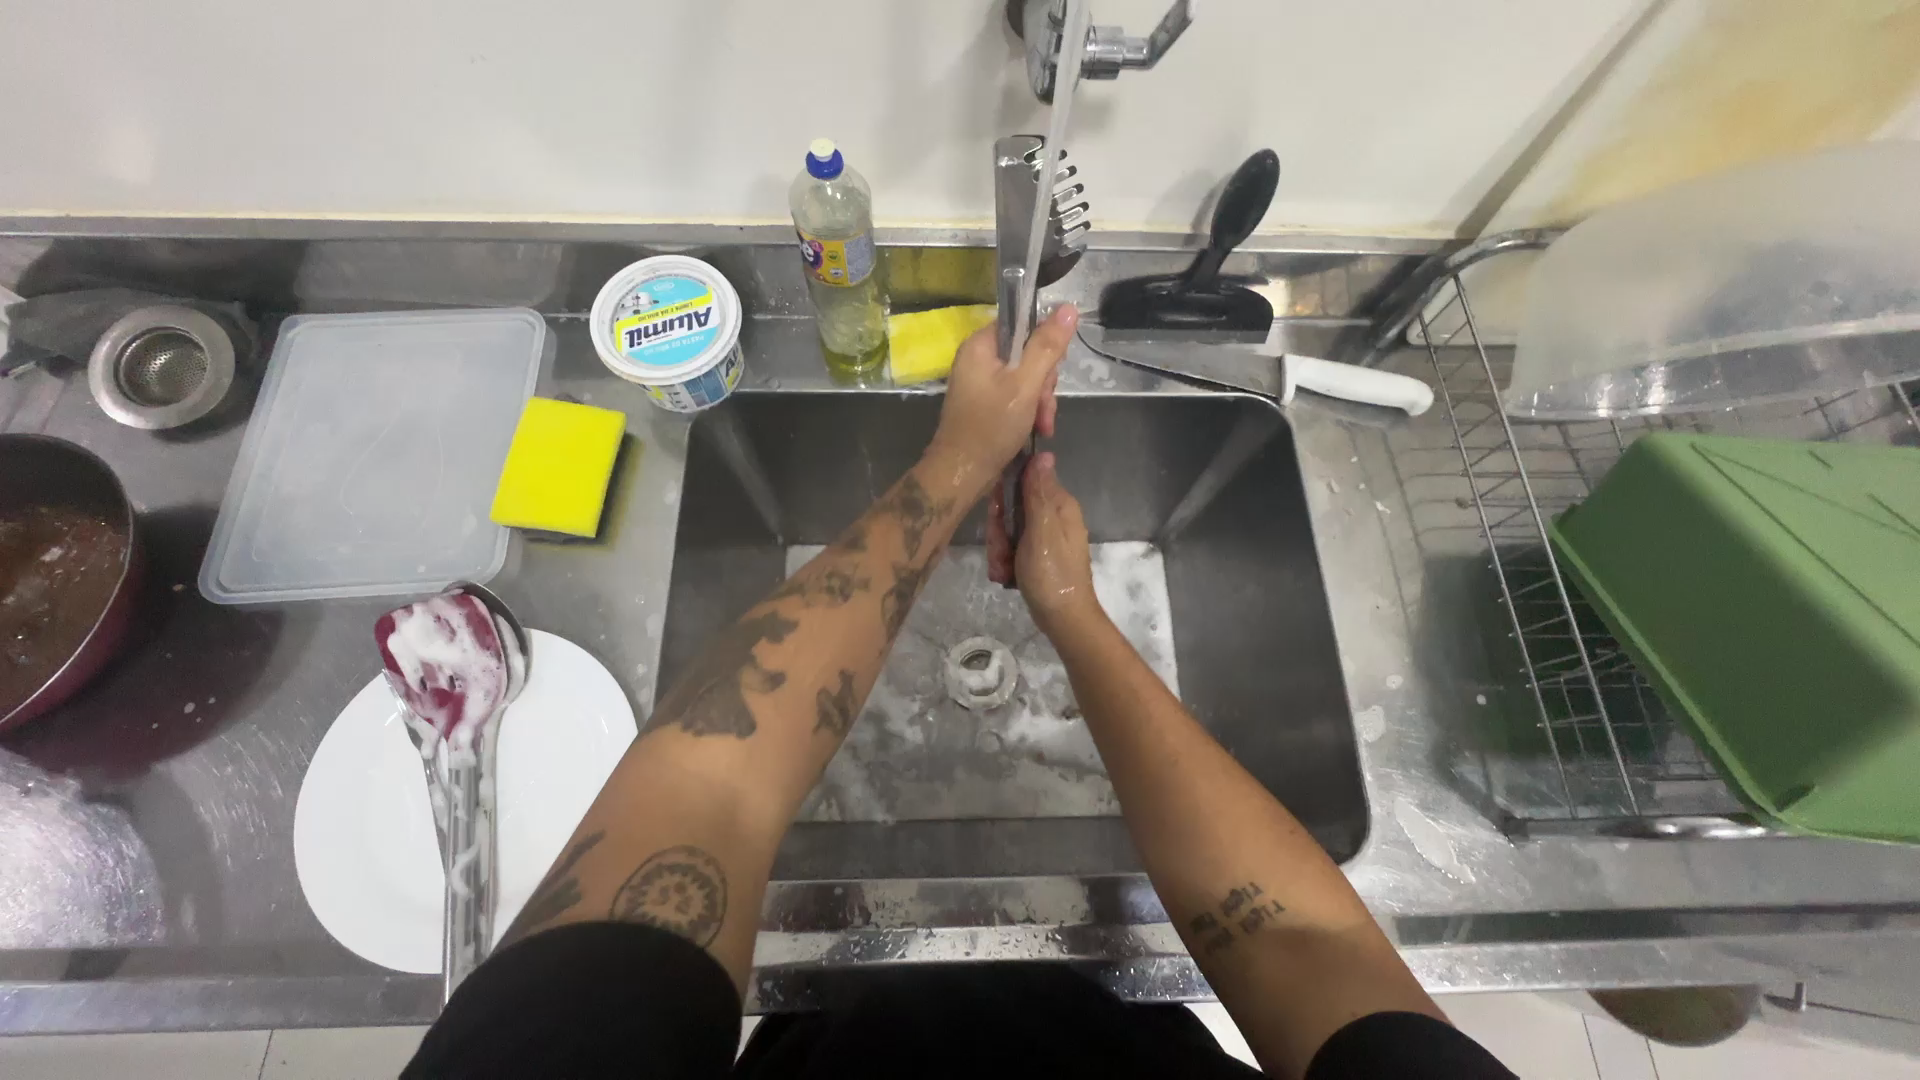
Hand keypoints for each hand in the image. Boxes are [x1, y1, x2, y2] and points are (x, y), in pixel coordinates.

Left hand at [927, 305, 1077, 485]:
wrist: (963, 473)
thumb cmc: (991, 427)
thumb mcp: (1026, 385)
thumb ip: (1047, 347)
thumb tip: (1068, 307)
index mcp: (980, 346)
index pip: (1021, 325)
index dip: (1043, 346)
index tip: (1053, 371)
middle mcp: (977, 360)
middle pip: (1027, 355)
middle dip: (1043, 383)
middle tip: (1045, 407)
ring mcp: (980, 384)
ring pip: (1025, 379)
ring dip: (1040, 402)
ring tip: (1043, 425)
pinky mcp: (985, 405)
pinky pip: (1016, 397)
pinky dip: (1029, 412)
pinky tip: (1037, 430)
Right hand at [1005, 452, 1099, 635]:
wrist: (1063, 619)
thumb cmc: (1052, 574)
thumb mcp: (1041, 530)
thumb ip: (1038, 493)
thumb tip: (1044, 453)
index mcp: (1059, 505)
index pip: (1026, 480)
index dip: (1005, 494)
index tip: (996, 512)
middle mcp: (1054, 517)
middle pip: (1013, 508)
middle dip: (999, 530)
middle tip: (1000, 549)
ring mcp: (1045, 538)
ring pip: (1009, 531)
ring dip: (999, 550)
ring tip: (1003, 568)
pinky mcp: (1038, 557)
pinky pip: (1013, 549)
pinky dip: (1006, 562)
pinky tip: (1005, 575)